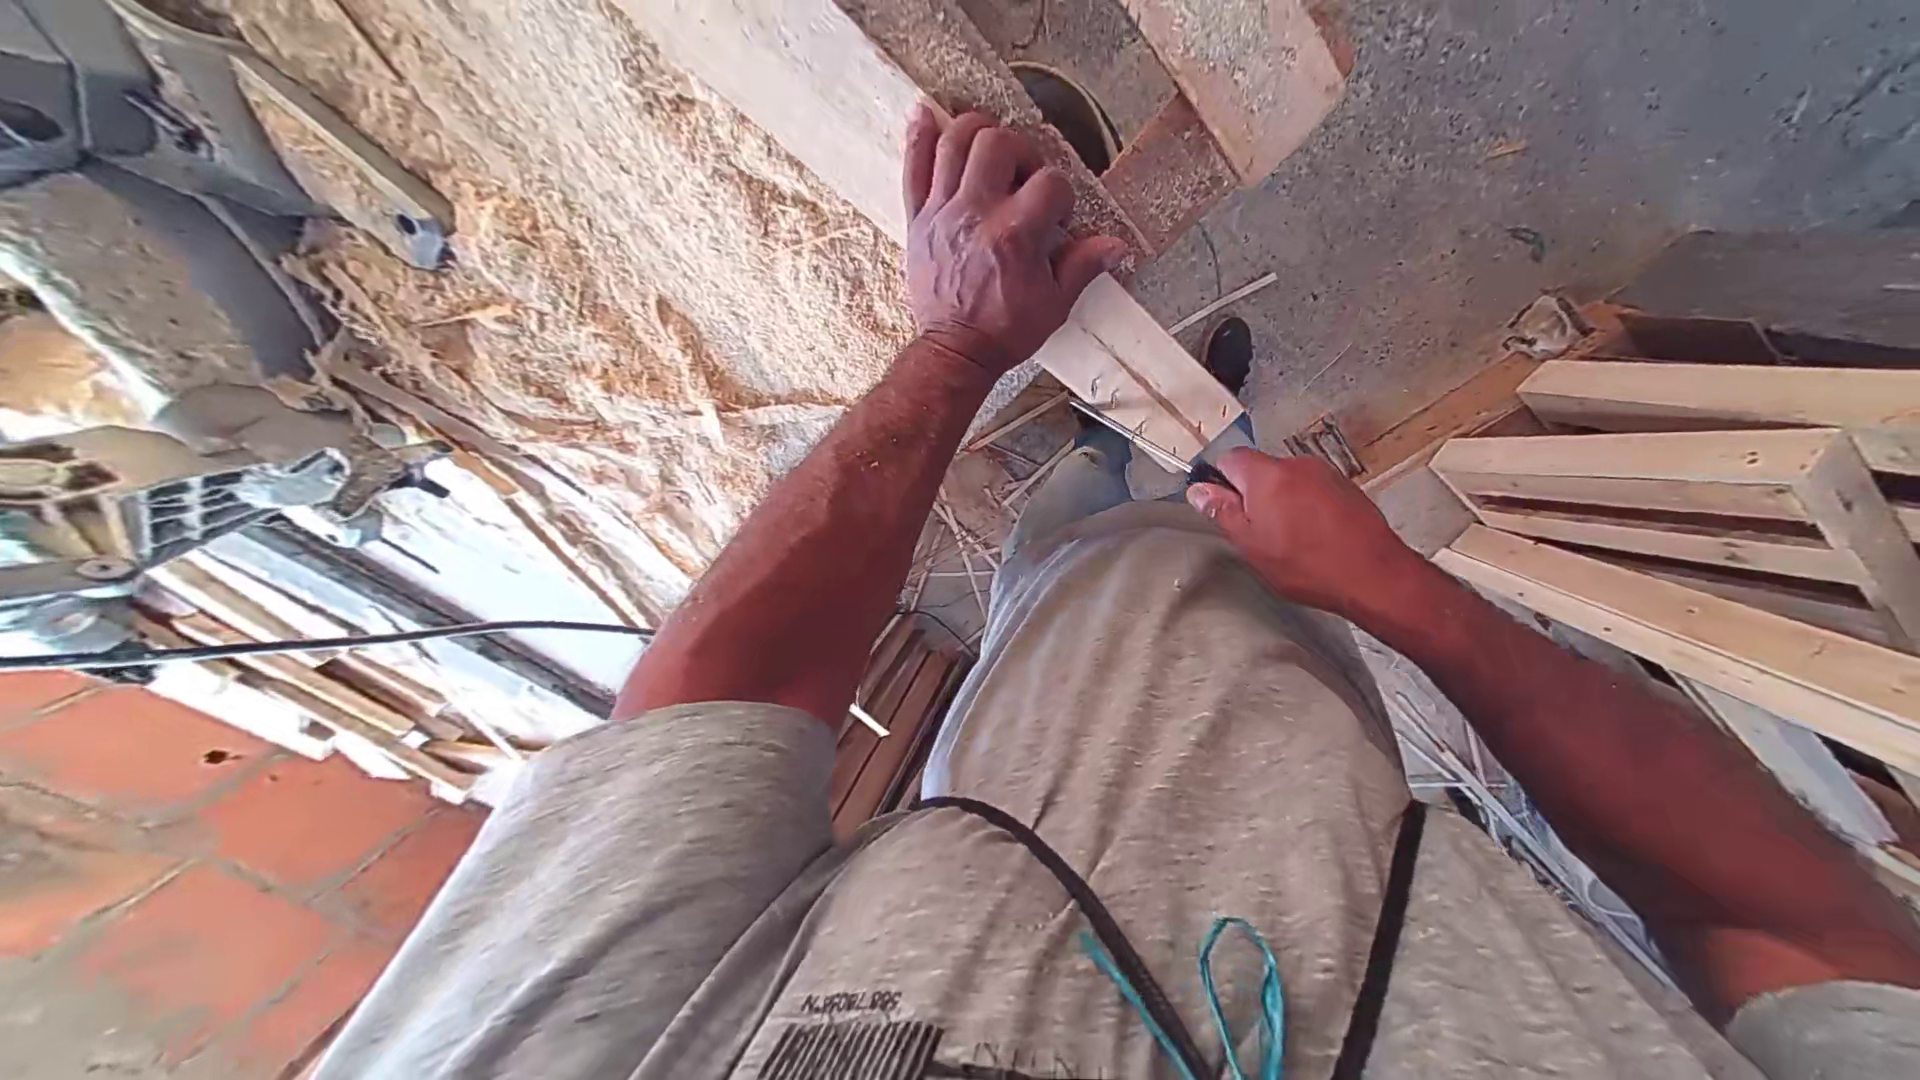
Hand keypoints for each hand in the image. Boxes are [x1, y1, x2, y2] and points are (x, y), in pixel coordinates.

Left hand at [901, 106, 1128, 376]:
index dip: (1061, 195)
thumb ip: (1082, 267)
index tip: (1057, 218)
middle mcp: (977, 214)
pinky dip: (919, 137)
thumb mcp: (1054, 306)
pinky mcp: (918, 221)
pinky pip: (912, 167)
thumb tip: (1116, 246)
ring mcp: (942, 214)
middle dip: (1020, 152)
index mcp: (1015, 236)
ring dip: (978, 133)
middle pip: (999, 143)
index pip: (1050, 182)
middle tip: (1023, 178)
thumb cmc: (1003, 332)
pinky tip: (927, 115)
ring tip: (990, 151)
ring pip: (955, 140)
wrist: (956, 352)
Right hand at [1186, 448, 1439, 621]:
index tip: (1223, 504)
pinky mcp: (1347, 488)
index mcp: (1266, 475)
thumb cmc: (1309, 564)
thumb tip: (1199, 491)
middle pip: (1260, 469)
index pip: (1230, 458)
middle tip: (1255, 530)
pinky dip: (1306, 507)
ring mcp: (1325, 475)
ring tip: (1286, 538)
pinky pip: (1312, 490)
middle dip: (1252, 494)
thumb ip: (1221, 511)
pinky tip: (1310, 536)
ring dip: (1280, 501)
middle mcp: (1297, 466)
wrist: (1373, 575)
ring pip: (1287, 480)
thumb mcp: (1249, 543)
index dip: (1221, 480)